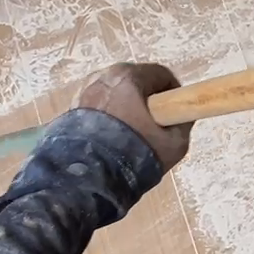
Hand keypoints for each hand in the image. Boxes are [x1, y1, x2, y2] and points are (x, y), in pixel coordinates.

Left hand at [76, 63, 191, 169]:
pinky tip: (112, 139)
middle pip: (136, 82)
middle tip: (155, 125)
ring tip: (131, 134)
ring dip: (126, 108)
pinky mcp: (71, 107)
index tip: (175, 112)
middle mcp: (104, 76)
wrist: (88, 177)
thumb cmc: (135, 155)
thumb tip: (180, 116)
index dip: (173, 93)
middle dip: (148, 100)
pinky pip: (98, 106)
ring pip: (115, 94)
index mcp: (130, 77)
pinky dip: (108, 116)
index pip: (161, 75)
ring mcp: (84, 91)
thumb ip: (182, 122)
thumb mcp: (175, 143)